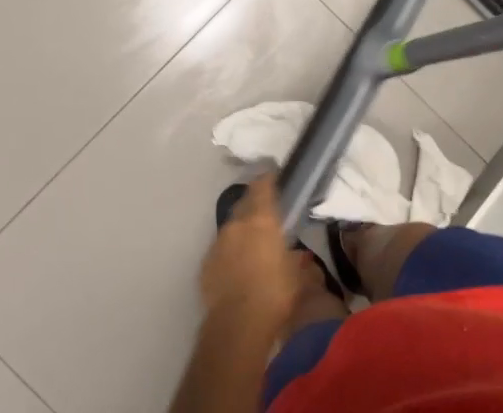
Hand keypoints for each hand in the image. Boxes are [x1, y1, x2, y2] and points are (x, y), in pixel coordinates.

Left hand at [199, 175, 298, 335]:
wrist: (237, 325)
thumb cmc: (275, 295)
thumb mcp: (297, 276)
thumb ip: (295, 259)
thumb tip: (296, 255)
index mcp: (262, 220)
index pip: (263, 187)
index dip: (268, 180)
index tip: (273, 177)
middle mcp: (237, 225)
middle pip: (244, 205)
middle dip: (254, 206)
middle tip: (266, 216)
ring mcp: (217, 244)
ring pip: (231, 230)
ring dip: (241, 233)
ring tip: (252, 248)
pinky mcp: (205, 265)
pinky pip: (220, 252)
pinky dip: (229, 254)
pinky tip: (237, 270)